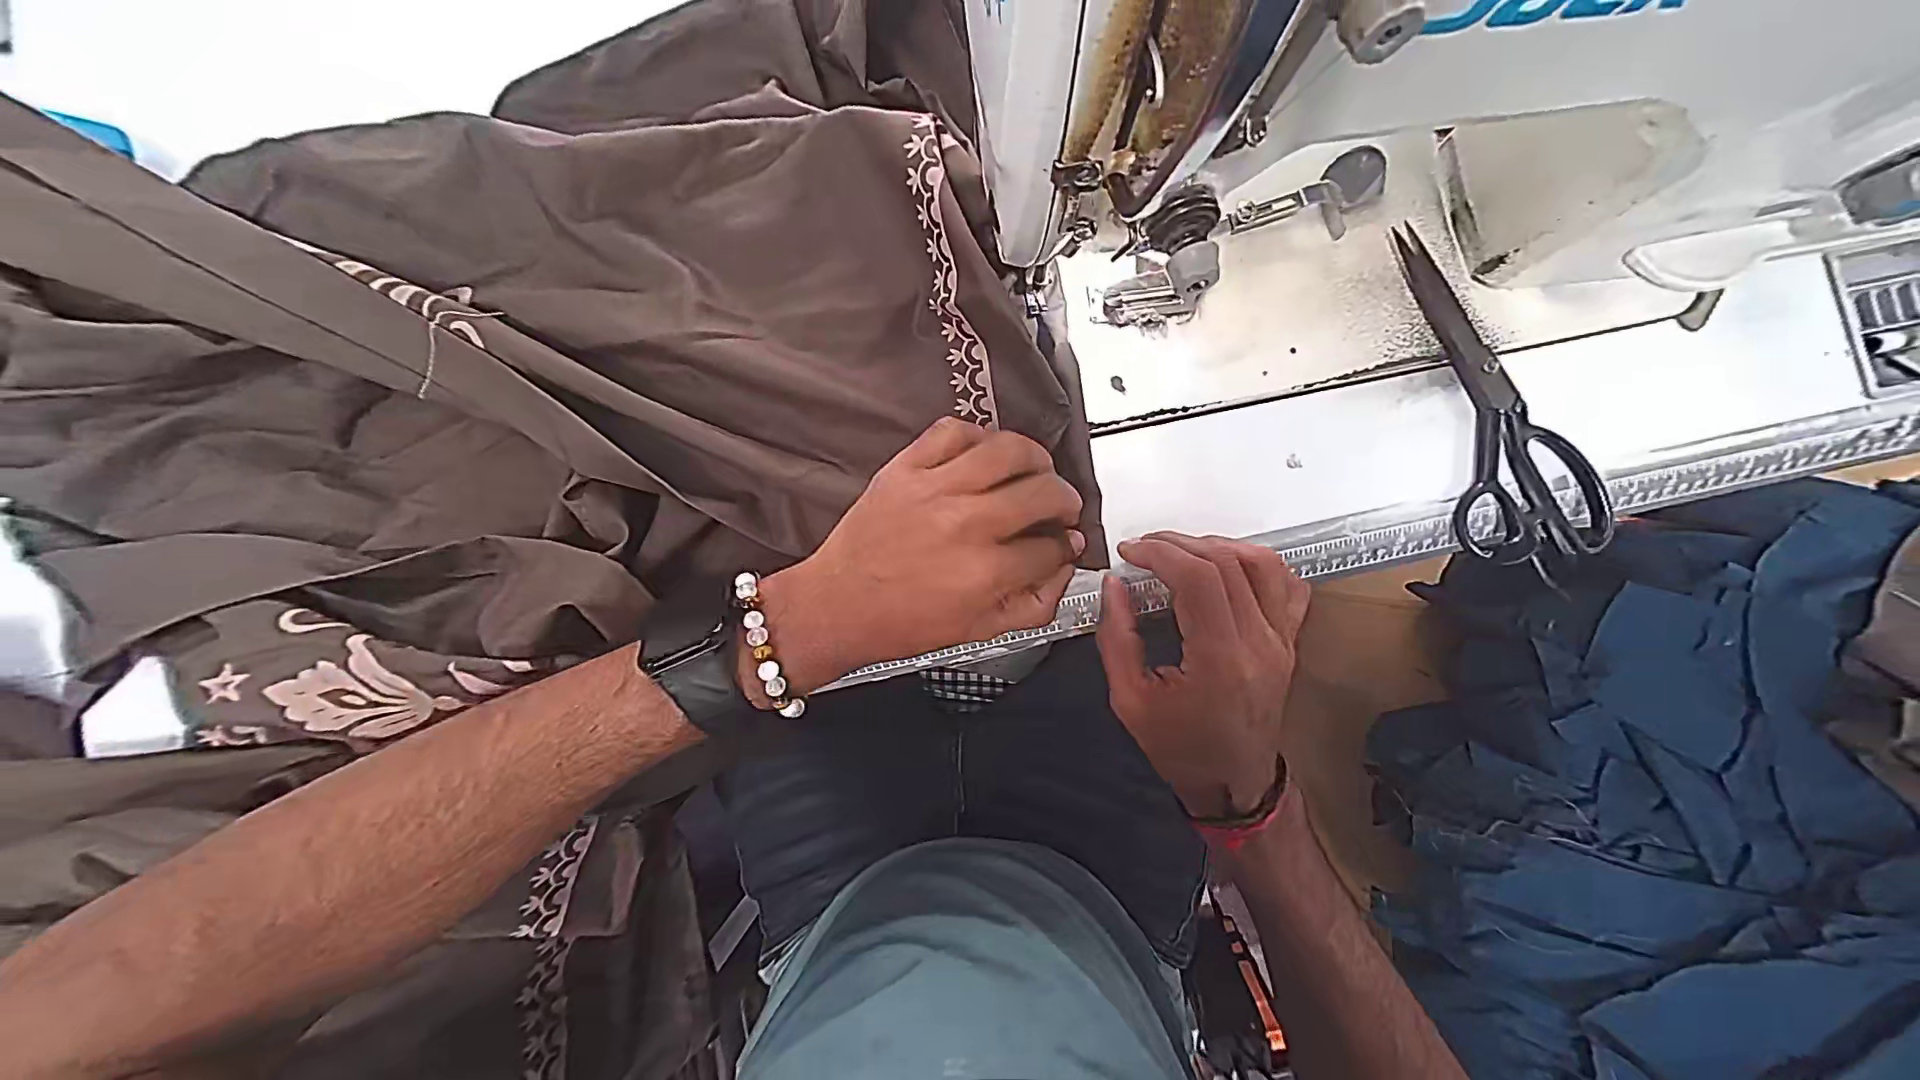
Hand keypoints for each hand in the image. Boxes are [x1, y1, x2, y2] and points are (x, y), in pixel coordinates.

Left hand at [752, 418, 1084, 695]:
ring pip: (1009, 450)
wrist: (837, 606)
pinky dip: (979, 435)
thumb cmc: (898, 622)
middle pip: (1044, 493)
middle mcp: (965, 525)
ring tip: (1037, 470)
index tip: (1064, 542)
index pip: (1052, 546)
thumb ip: (1033, 605)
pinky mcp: (905, 469)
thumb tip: (1061, 569)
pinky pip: (954, 431)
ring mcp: (934, 490)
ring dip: (1036, 459)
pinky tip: (985, 453)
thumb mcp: (978, 631)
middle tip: (1061, 507)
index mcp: (985, 572)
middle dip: (1065, 501)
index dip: (1066, 545)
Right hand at [1095, 533, 1310, 817]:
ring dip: (1217, 546)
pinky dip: (1257, 563)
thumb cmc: (1181, 749)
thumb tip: (1114, 586)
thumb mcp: (1129, 701)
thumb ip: (1117, 638)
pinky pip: (1287, 585)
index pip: (1198, 579)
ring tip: (1181, 552)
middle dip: (1178, 544)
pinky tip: (1227, 566)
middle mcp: (1259, 644)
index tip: (1131, 552)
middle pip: (1227, 563)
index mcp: (1219, 661)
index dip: (1160, 553)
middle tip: (1146, 548)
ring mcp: (1281, 641)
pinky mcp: (1289, 642)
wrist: (1233, 782)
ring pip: (1262, 564)